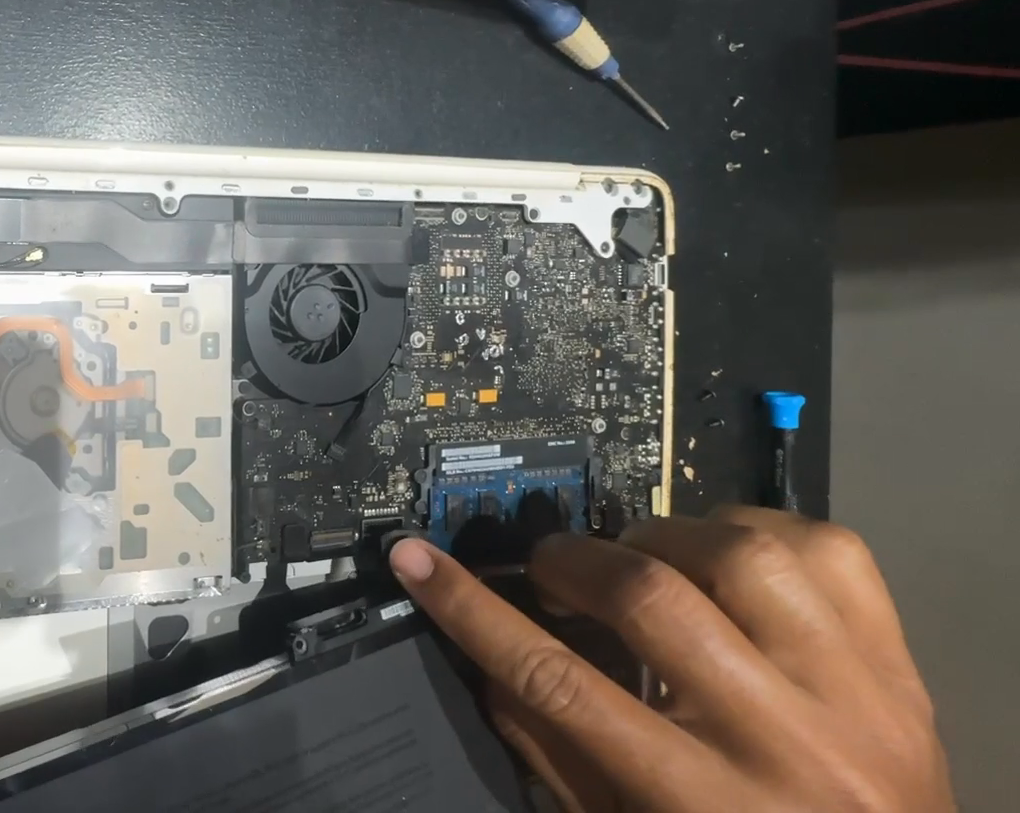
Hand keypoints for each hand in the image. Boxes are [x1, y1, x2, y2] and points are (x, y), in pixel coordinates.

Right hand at [387, 505, 951, 811]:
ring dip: (659, 539)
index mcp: (705, 806)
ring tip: (640, 560)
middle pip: (648, 600)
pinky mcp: (902, 661)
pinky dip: (748, 530)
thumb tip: (481, 638)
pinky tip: (721, 558)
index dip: (470, 609)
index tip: (414, 558)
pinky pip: (820, 546)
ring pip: (737, 555)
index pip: (556, 682)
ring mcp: (861, 697)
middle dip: (569, 563)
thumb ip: (543, 739)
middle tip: (552, 573)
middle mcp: (793, 748)